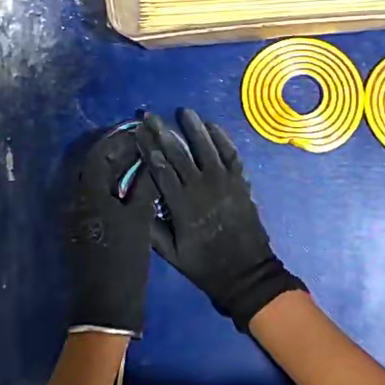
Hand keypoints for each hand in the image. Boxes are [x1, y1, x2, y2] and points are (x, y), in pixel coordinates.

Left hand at [64, 126, 154, 335]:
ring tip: (139, 158)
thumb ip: (144, 184)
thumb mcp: (139, 218)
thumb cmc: (125, 259)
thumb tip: (151, 157)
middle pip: (93, 165)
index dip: (118, 140)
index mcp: (87, 196)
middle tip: (140, 141)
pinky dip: (112, 184)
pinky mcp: (83, 226)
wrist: (107, 301)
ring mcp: (78, 215)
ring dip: (114, 166)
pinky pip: (95, 195)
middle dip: (115, 150)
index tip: (138, 131)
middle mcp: (77, 201)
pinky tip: (132, 184)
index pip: (98, 155)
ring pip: (94, 180)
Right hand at [137, 110, 304, 332]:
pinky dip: (221, 138)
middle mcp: (201, 186)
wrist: (247, 273)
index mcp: (182, 205)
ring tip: (183, 111)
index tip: (138, 131)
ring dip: (193, 127)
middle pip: (178, 153)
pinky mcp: (240, 181)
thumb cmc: (206, 265)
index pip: (160, 169)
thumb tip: (137, 202)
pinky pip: (230, 153)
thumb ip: (153, 228)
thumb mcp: (172, 254)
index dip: (148, 148)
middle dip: (162, 132)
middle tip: (151, 115)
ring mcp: (224, 181)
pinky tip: (211, 126)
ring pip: (206, 146)